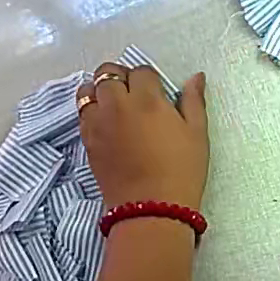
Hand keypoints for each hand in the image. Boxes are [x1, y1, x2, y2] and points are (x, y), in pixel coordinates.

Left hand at [77, 64, 208, 210]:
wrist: (152, 207)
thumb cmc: (182, 170)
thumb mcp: (197, 134)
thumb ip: (193, 101)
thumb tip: (196, 77)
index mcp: (147, 99)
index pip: (142, 72)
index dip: (151, 80)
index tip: (159, 95)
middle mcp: (117, 104)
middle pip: (109, 73)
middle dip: (122, 78)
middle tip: (136, 97)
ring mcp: (98, 121)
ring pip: (89, 88)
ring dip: (101, 90)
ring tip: (116, 106)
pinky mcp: (87, 139)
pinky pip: (82, 112)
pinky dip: (91, 109)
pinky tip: (107, 123)